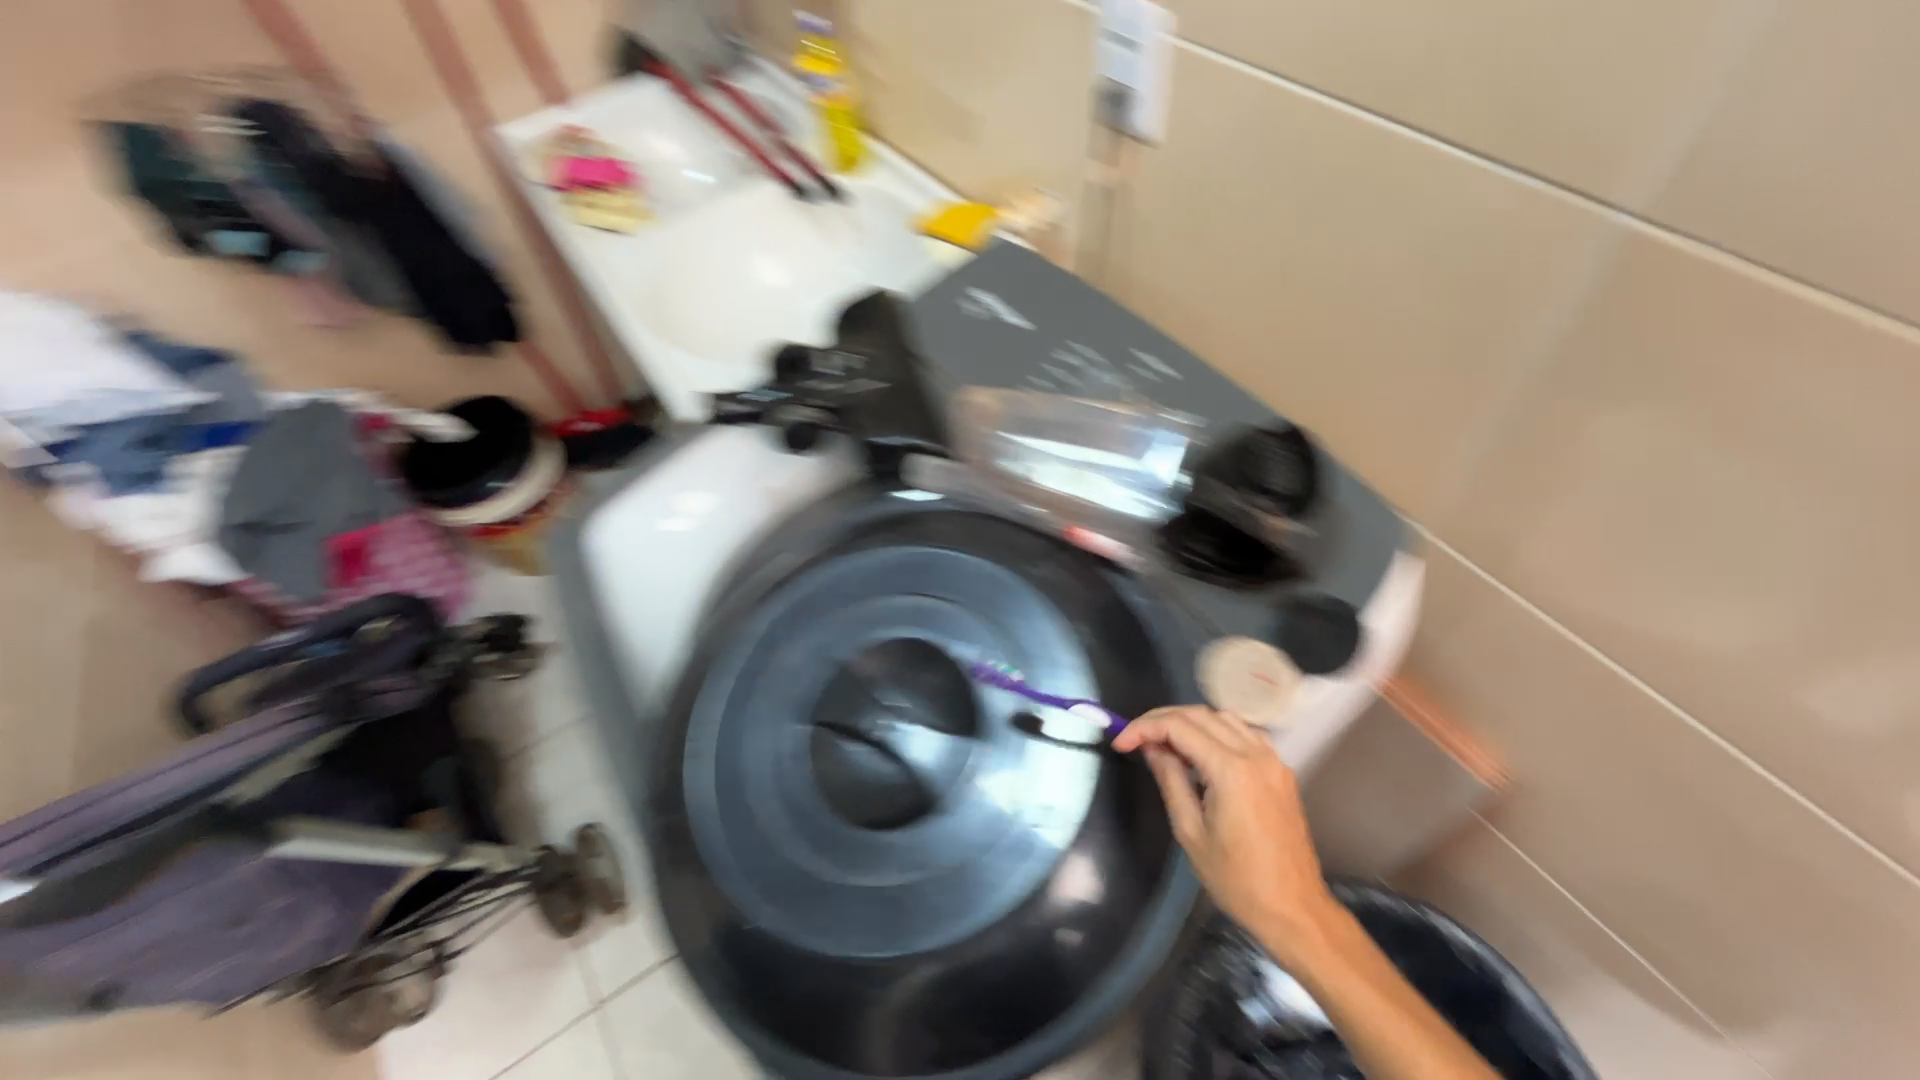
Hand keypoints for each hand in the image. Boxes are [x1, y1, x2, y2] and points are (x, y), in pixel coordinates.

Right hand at [1113, 706, 1340, 960]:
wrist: (1293, 907)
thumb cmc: (1236, 878)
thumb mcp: (1190, 831)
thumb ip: (1170, 780)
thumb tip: (1152, 747)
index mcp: (1231, 770)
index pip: (1178, 726)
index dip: (1144, 728)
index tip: (1121, 742)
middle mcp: (1255, 754)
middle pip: (1200, 714)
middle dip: (1162, 720)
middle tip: (1135, 738)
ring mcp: (1273, 761)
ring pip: (1224, 718)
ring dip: (1190, 722)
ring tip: (1164, 745)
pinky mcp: (1281, 772)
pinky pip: (1245, 734)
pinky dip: (1218, 732)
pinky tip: (1202, 753)